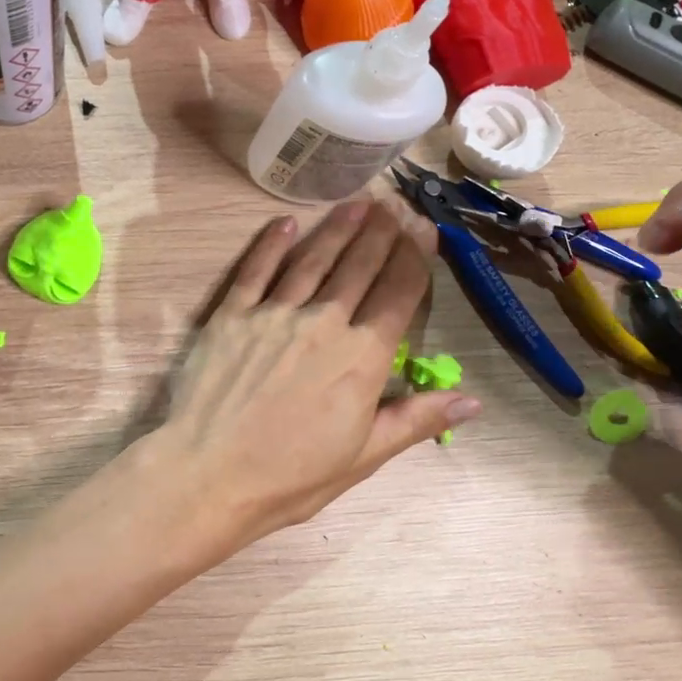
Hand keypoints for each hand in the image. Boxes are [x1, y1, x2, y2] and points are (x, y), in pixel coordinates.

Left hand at [146, 201, 481, 549]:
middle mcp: (322, 323)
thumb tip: (471, 401)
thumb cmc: (290, 476)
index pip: (398, 295)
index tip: (426, 230)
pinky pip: (255, 270)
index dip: (415, 259)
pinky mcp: (230, 315)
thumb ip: (414, 419)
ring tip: (356, 204)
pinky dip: (271, 244)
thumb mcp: (363, 457)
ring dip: (337, 229)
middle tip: (394, 204)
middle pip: (358, 268)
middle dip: (381, 234)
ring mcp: (272, 314)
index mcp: (361, 358)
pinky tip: (285, 223)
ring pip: (312, 260)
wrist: (209, 473)